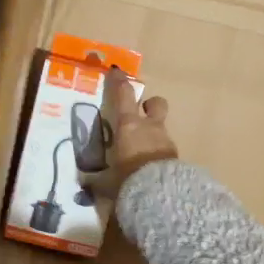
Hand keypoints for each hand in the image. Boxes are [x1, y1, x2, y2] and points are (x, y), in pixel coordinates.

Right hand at [105, 68, 176, 182]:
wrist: (161, 192)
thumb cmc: (128, 177)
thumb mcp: (107, 181)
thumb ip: (98, 182)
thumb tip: (87, 186)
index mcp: (128, 126)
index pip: (123, 95)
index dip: (119, 82)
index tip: (117, 71)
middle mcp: (149, 127)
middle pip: (156, 104)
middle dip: (151, 105)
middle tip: (142, 114)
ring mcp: (166, 140)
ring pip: (162, 128)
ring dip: (154, 135)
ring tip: (143, 153)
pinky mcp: (177, 156)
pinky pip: (166, 149)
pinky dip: (159, 155)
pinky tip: (152, 169)